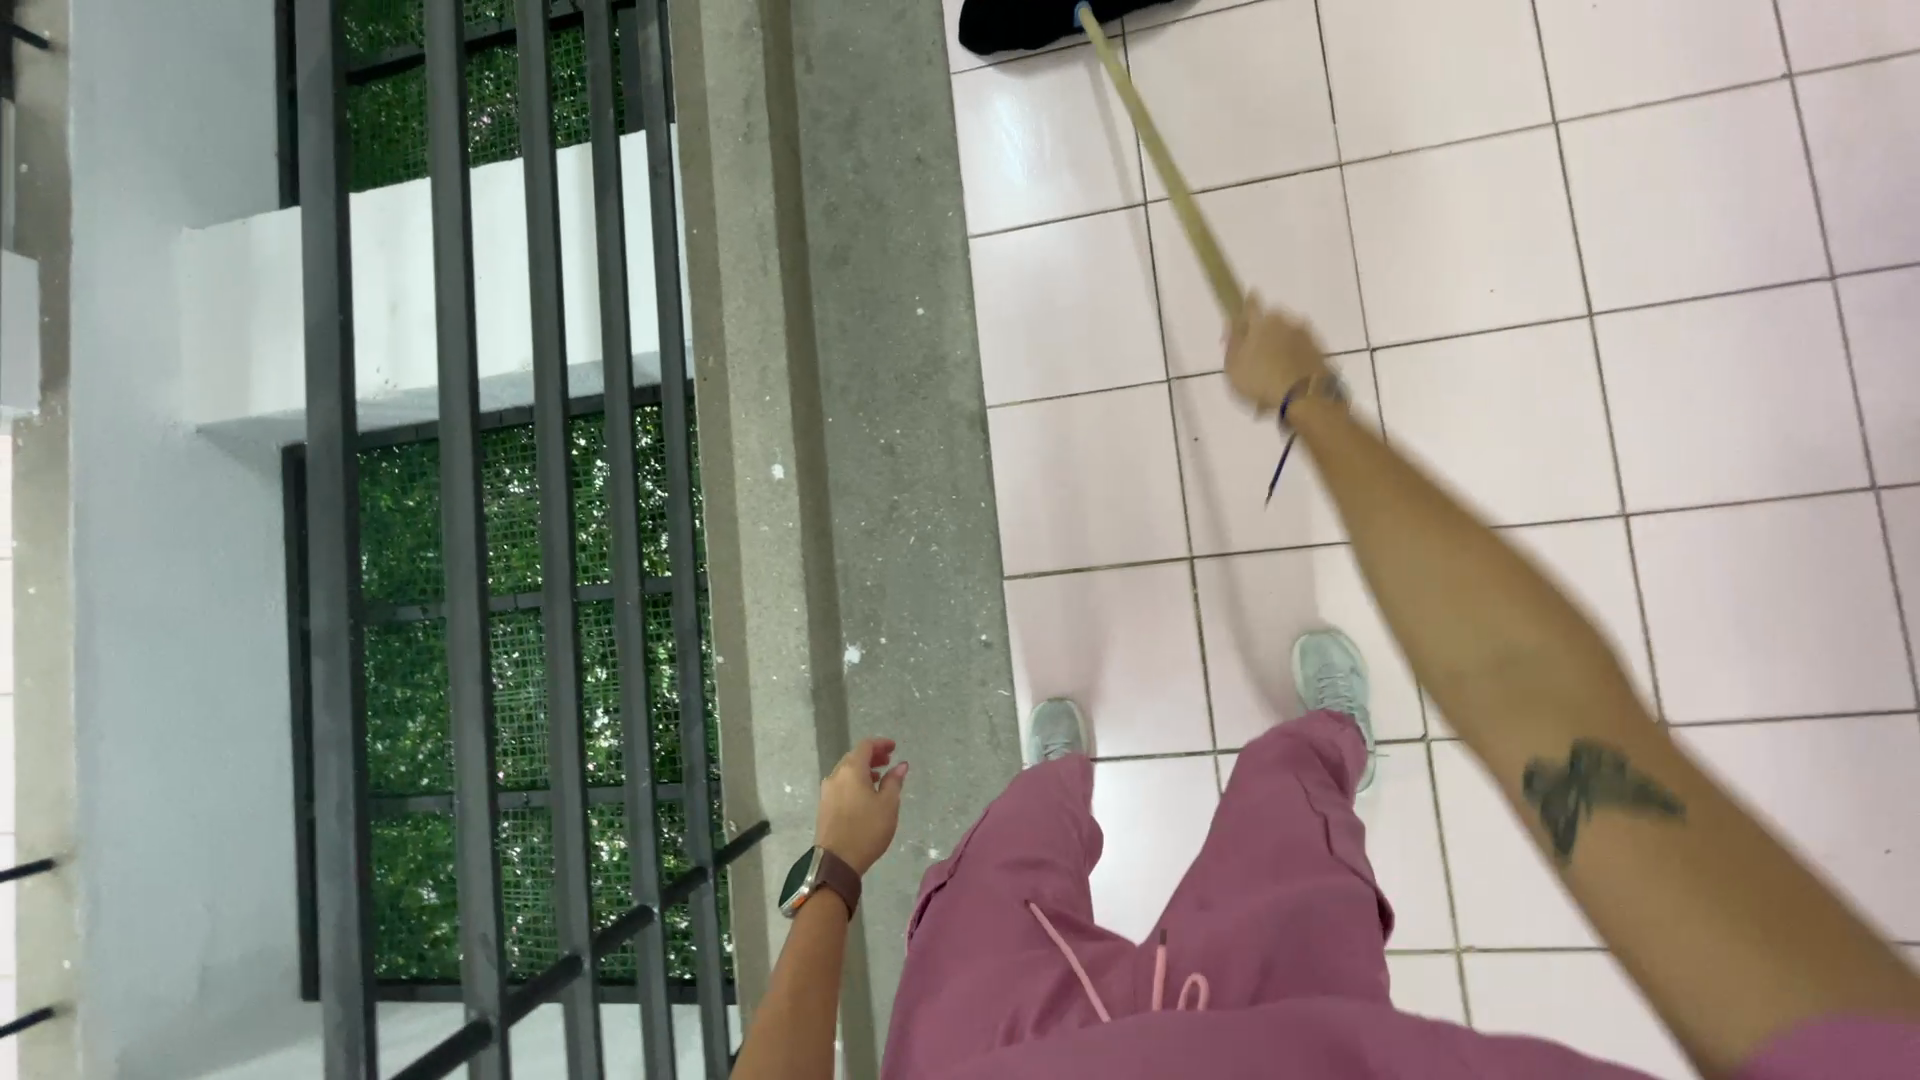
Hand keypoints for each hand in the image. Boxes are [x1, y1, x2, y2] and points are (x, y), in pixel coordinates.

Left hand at [815, 738, 907, 875]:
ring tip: (879, 778)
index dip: (881, 744)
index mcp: (851, 770)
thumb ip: (894, 781)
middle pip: (854, 757)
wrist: (836, 861)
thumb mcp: (888, 805)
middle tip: (888, 761)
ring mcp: (827, 791)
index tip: (894, 748)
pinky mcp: (824, 805)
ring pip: (846, 771)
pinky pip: (841, 784)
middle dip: (872, 756)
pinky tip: (864, 794)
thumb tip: (900, 765)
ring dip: (863, 770)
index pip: (865, 746)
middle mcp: (836, 775)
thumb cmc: (867, 829)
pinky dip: (854, 781)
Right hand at [1224, 294, 1330, 411]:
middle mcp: (1288, 320)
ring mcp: (1308, 335)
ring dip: (1279, 352)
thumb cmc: (1261, 381)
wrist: (1306, 398)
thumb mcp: (1232, 367)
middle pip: (1271, 322)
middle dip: (1263, 336)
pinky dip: (1293, 363)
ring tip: (1270, 378)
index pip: (1250, 304)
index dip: (1242, 313)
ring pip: (1287, 339)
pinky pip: (1301, 353)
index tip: (1238, 327)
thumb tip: (1231, 325)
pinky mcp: (1322, 351)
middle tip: (1253, 360)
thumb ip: (1231, 344)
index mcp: (1262, 320)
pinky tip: (1285, 384)